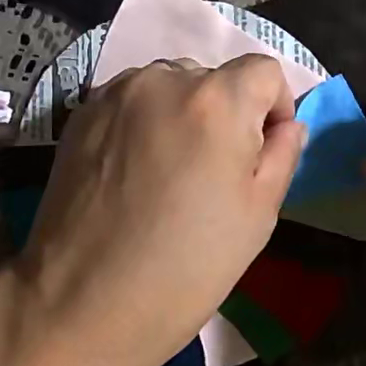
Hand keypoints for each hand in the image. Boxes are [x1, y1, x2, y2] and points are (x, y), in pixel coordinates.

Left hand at [13, 56, 304, 365]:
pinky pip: (127, 100)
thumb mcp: (257, 215)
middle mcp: (161, 79)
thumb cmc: (186, 266)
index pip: (261, 69)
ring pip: (166, 85)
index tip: (262, 149)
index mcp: (215, 100)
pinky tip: (130, 169)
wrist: (84, 296)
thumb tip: (285, 124)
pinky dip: (140, 120)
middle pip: (210, 77)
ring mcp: (113, 93)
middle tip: (210, 170)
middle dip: (223, 112)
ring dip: (179, 113)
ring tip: (166, 171)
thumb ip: (281, 155)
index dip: (272, 105)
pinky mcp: (80, 112)